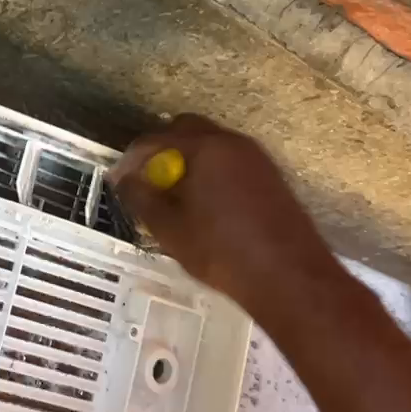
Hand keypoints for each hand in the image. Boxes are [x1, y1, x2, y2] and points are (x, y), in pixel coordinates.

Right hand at [107, 114, 344, 319]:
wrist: (292, 281)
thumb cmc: (222, 250)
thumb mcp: (167, 227)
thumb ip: (140, 196)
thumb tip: (125, 180)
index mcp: (204, 147)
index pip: (154, 140)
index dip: (131, 159)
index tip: (118, 180)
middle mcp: (232, 143)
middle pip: (185, 131)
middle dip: (161, 150)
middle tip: (148, 179)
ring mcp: (257, 159)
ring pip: (211, 145)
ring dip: (188, 160)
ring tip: (175, 193)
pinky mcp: (271, 178)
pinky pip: (230, 162)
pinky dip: (211, 172)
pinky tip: (206, 203)